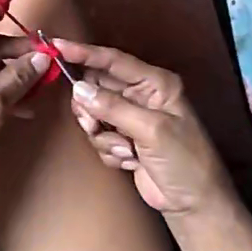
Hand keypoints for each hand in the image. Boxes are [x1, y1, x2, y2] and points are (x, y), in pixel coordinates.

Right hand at [53, 39, 232, 216]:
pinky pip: (98, 136)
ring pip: (93, 114)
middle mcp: (141, 96)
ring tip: (125, 150)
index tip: (57, 46)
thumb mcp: (151, 130)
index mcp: (155, 84)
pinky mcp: (123, 139)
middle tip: (93, 125)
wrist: (194, 205)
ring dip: (102, 135)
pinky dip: (108, 149)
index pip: (113, 61)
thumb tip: (78, 89)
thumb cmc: (186, 161)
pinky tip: (130, 161)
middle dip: (91, 108)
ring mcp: (131, 118)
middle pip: (96, 87)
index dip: (84, 53)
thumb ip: (113, 107)